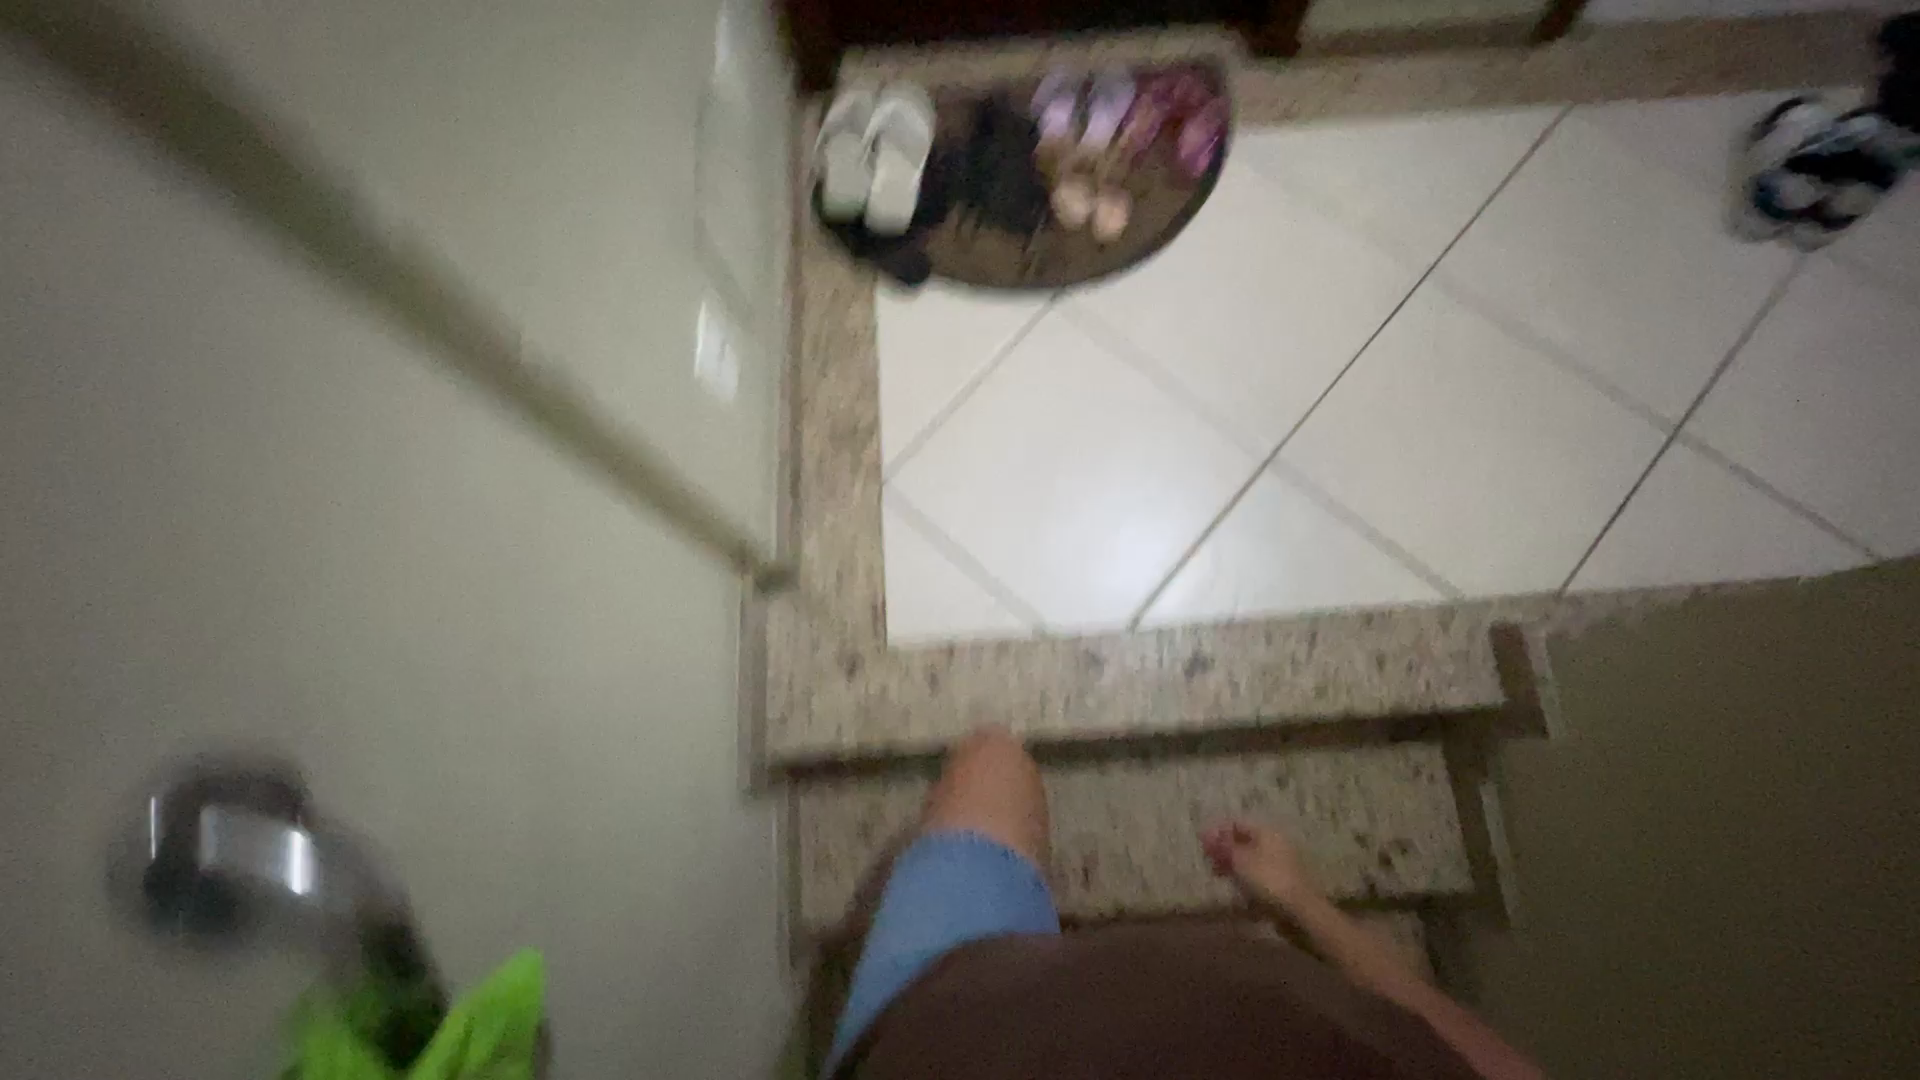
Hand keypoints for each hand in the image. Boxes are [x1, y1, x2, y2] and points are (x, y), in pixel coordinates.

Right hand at [1200, 819, 1321, 911]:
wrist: (1299, 912)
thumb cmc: (1268, 879)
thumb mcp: (1240, 860)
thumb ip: (1223, 845)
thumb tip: (1206, 833)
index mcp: (1267, 832)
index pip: (1237, 823)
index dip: (1218, 830)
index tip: (1202, 842)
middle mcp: (1274, 844)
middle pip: (1243, 840)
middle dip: (1224, 848)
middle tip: (1207, 859)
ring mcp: (1279, 864)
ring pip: (1249, 858)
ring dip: (1232, 864)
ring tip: (1216, 874)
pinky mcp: (1280, 883)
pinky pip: (1257, 874)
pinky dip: (1243, 877)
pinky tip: (1233, 885)